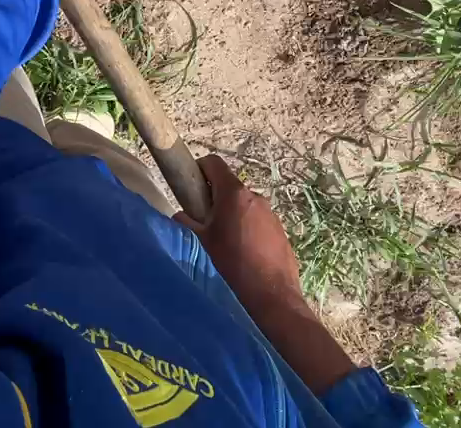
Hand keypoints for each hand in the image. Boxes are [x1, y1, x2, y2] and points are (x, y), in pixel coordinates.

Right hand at [177, 154, 303, 309]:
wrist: (272, 296)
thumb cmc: (232, 264)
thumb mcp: (202, 241)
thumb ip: (187, 221)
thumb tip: (180, 214)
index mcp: (233, 193)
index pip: (213, 163)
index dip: (199, 169)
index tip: (192, 187)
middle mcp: (254, 196)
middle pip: (228, 185)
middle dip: (214, 197)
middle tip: (205, 220)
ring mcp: (270, 212)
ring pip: (243, 203)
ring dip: (232, 213)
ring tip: (225, 241)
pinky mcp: (280, 229)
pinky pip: (257, 219)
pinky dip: (247, 227)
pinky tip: (244, 252)